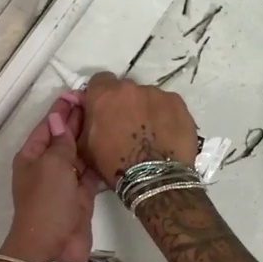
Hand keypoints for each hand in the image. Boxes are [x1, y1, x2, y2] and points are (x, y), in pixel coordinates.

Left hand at [2, 93, 98, 261]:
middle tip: (100, 100)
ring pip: (79, 155)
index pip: (49, 125)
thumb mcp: (52, 166)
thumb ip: (60, 142)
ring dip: (90, 139)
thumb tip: (59, 118)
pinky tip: (113, 146)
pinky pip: (90, 173)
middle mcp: (47, 166)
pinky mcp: (81, 197)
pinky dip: (99, 160)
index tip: (80, 92)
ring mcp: (64, 183)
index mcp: (32, 155)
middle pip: (64, 138)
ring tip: (111, 118)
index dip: (63, 109)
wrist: (51, 248)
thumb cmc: (47, 202)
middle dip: (78, 120)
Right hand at [78, 73, 198, 186]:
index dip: (100, 95)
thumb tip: (86, 114)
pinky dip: (165, 116)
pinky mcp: (178, 104)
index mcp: (103, 94)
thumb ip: (84, 122)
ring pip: (147, 97)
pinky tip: (165, 135)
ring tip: (149, 134)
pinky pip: (167, 105)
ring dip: (145, 109)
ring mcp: (157, 93)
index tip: (103, 111)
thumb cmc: (114, 164)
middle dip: (124, 103)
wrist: (155, 180)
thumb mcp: (84, 146)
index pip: (99, 81)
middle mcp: (130, 87)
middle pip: (124, 89)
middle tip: (126, 126)